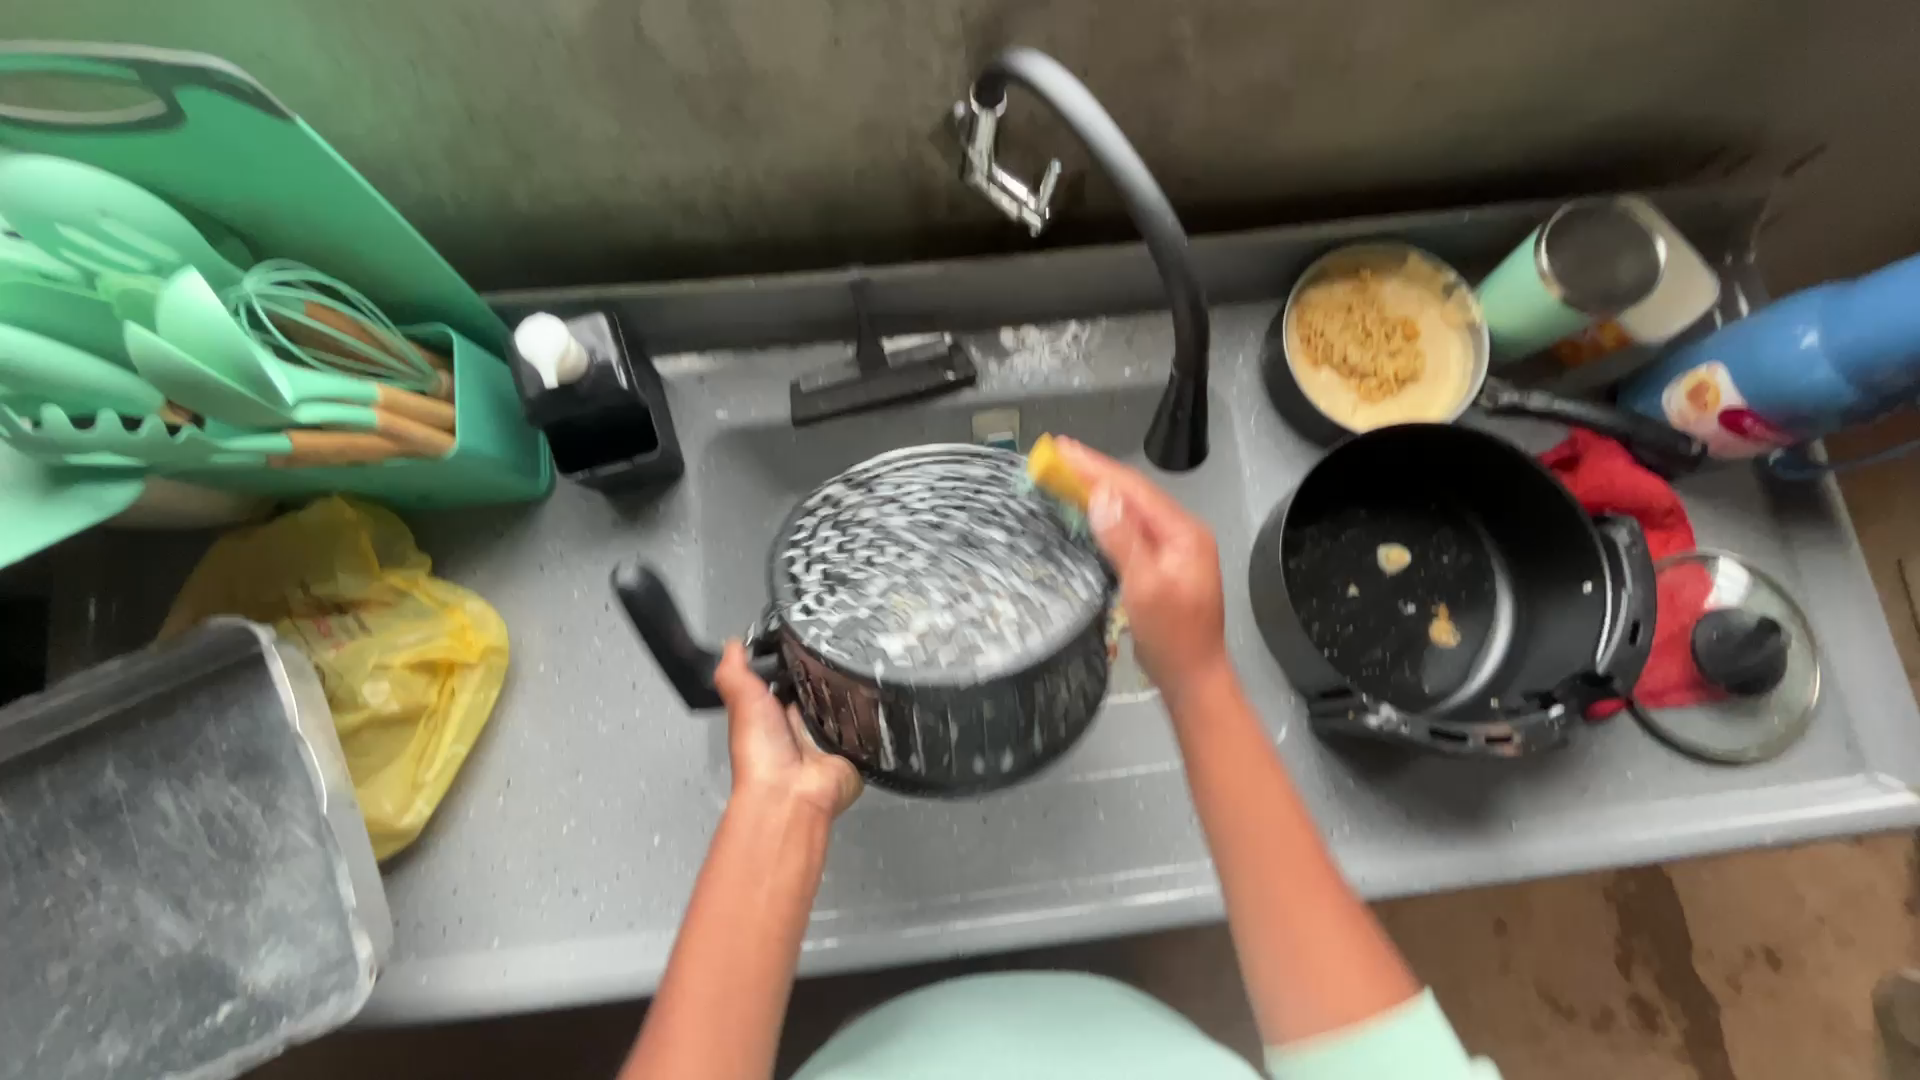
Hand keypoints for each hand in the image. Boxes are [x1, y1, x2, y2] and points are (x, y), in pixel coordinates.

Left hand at [714, 642, 862, 819]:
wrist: (790, 794)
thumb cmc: (761, 748)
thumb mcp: (741, 700)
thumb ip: (734, 671)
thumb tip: (733, 641)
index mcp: (775, 711)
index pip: (791, 675)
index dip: (800, 653)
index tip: (818, 626)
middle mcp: (803, 723)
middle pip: (823, 687)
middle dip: (833, 668)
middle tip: (853, 640)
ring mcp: (831, 737)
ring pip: (849, 703)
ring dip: (858, 688)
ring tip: (873, 660)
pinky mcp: (856, 748)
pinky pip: (871, 725)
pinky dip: (876, 713)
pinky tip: (885, 691)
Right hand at [1055, 438, 1230, 702]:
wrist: (1193, 678)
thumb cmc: (1172, 636)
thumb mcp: (1146, 587)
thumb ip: (1124, 540)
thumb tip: (1100, 497)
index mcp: (1184, 532)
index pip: (1134, 490)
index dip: (1096, 468)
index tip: (1064, 450)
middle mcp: (1181, 533)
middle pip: (1133, 494)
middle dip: (1095, 473)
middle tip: (1058, 455)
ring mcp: (1172, 549)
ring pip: (1131, 510)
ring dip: (1099, 491)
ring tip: (1066, 474)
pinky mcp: (1161, 564)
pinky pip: (1130, 529)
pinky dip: (1106, 516)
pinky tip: (1089, 510)